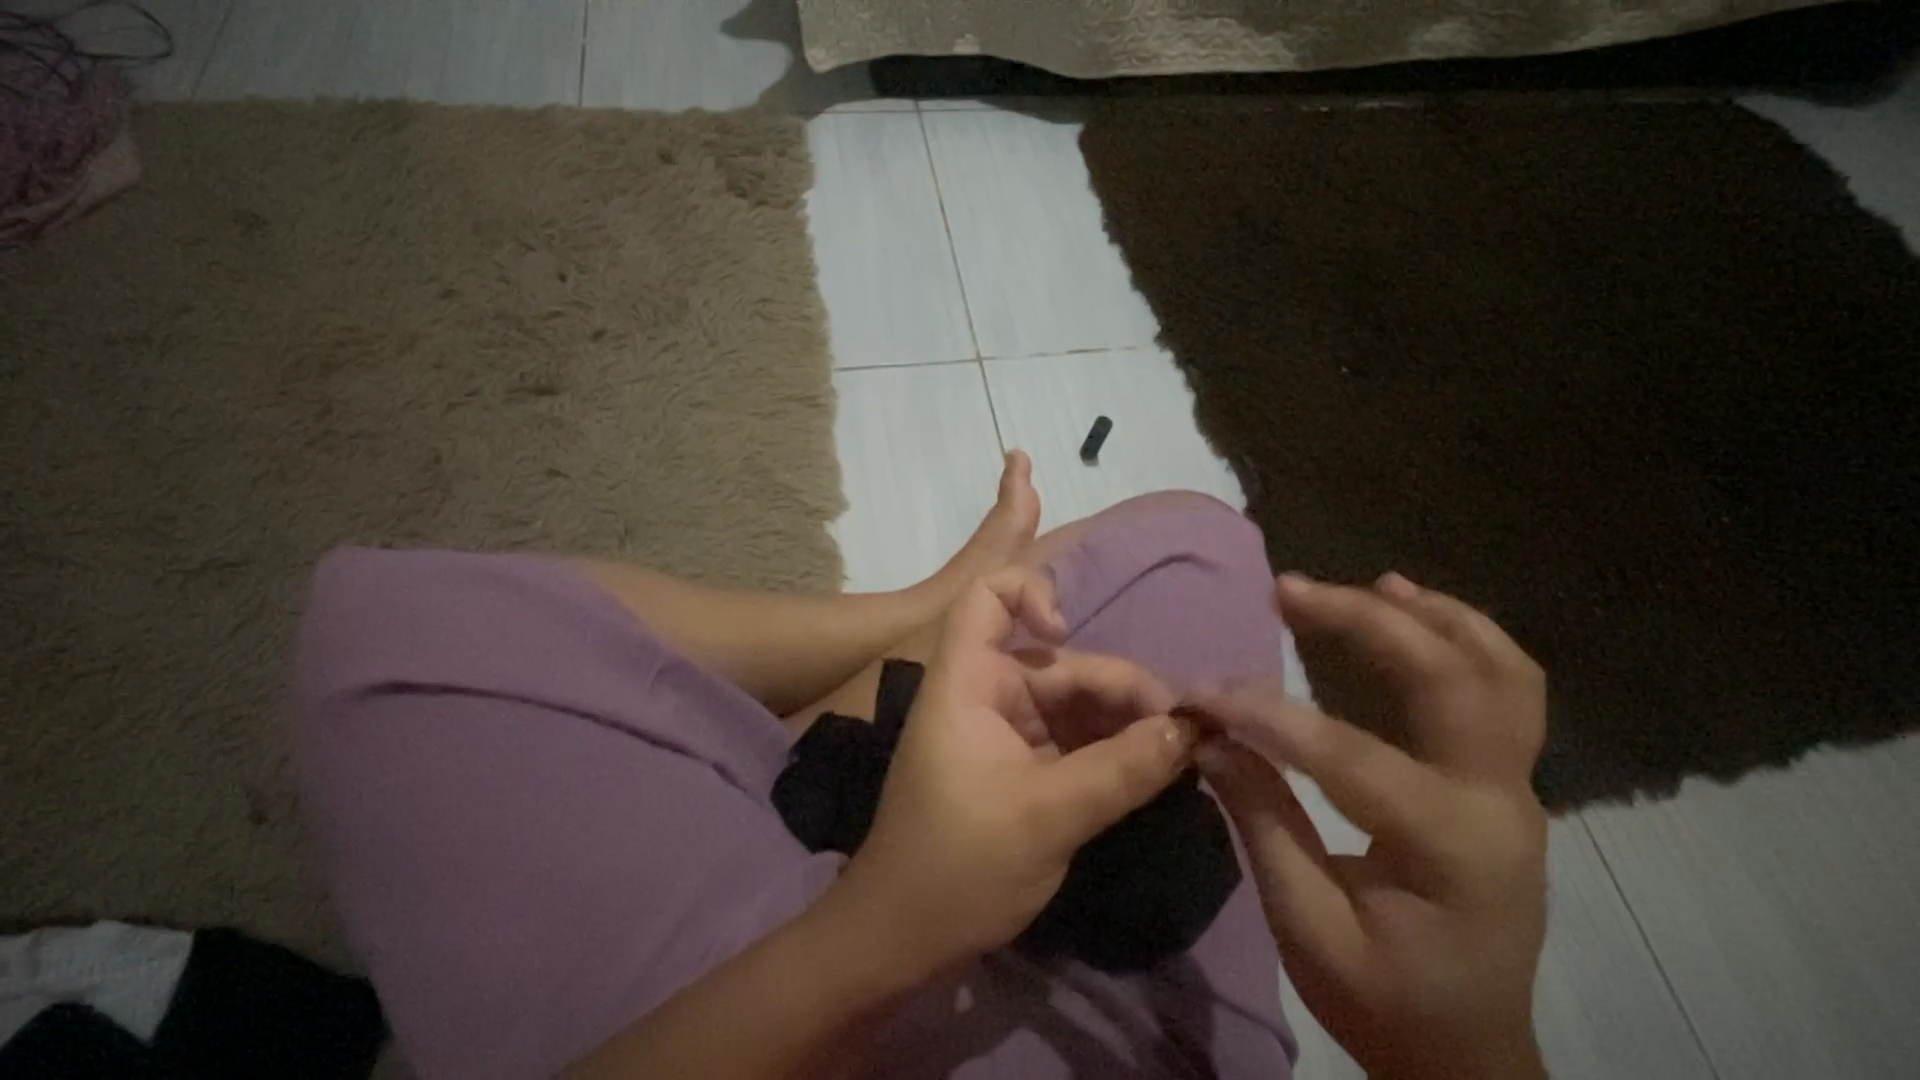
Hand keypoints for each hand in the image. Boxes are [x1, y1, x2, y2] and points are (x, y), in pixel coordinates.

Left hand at [836, 567, 1198, 975]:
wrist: (903, 937)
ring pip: (1072, 703)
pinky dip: (1109, 750)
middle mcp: (985, 694)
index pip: (986, 597)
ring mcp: (1002, 732)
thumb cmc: (959, 866)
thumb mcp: (1048, 817)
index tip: (1072, 634)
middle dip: (1119, 689)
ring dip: (1123, 723)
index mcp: (967, 683)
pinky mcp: (1017, 767)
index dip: (1031, 592)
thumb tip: (1192, 728)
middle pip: (1058, 661)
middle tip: (1184, 731)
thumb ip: (1122, 769)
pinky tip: (1153, 769)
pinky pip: (1070, 740)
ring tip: (1181, 752)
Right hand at [1193, 573, 1549, 1079]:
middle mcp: (1500, 801)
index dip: (1265, 714)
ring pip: (1500, 672)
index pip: (1346, 754)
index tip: (1200, 689)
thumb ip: (1262, 821)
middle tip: (1288, 587)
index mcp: (1448, 846)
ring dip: (1434, 616)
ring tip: (1370, 582)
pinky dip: (1463, 641)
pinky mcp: (1507, 786)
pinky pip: (1504, 692)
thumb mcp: (1306, 927)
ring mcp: (1516, 789)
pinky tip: (1415, 616)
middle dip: (1365, 621)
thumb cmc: (1383, 1002)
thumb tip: (1211, 737)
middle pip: (1449, 678)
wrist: (1471, 1056)